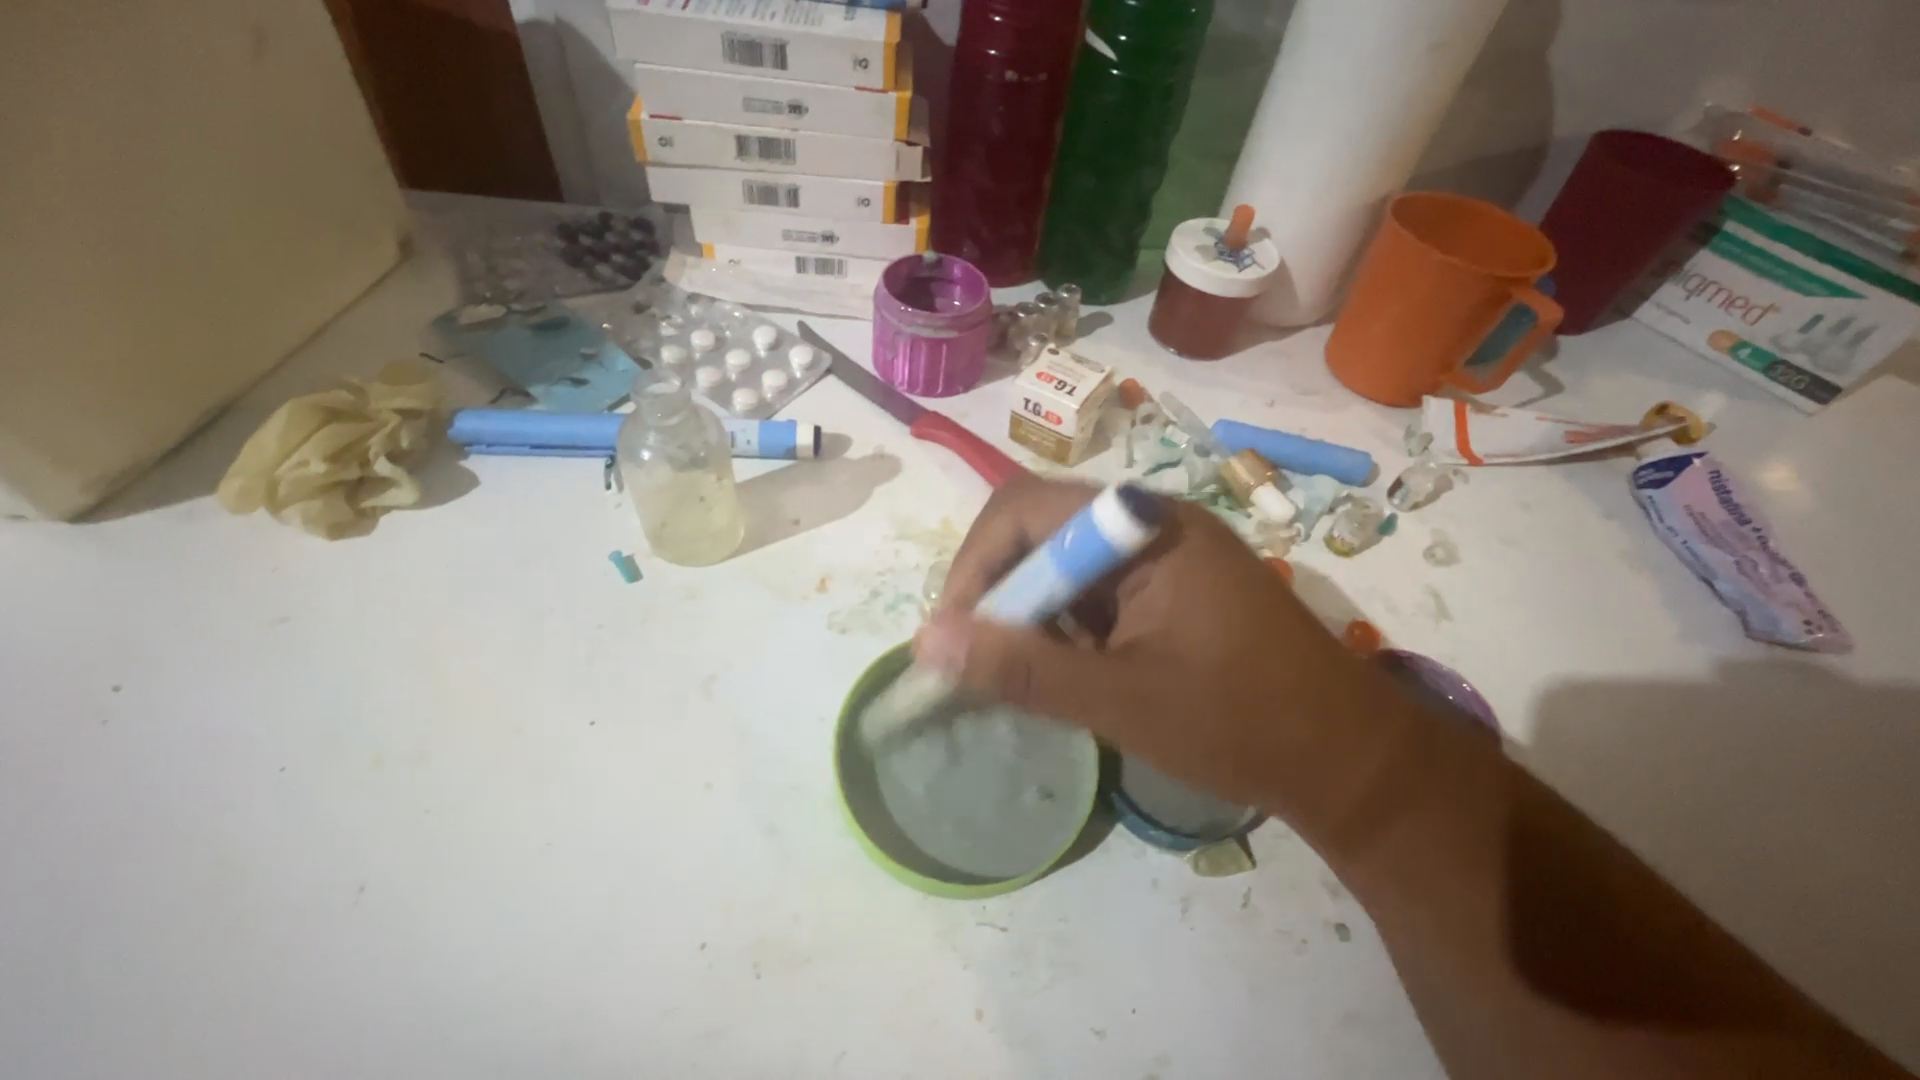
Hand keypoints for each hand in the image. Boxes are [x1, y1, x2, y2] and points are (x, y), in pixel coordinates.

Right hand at [915, 477, 1413, 833]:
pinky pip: (1097, 592)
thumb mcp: (1121, 701)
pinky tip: (1072, 676)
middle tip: (982, 664)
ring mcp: (1167, 554)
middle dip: (1001, 596)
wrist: (1350, 759)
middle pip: (1041, 532)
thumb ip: (1023, 670)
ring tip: (1025, 678)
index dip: (976, 566)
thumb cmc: (1241, 723)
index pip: (1025, 510)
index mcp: (1145, 526)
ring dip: (1034, 617)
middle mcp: (1152, 523)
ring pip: (1065, 566)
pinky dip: (1068, 630)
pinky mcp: (1174, 588)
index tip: (955, 636)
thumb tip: (927, 643)